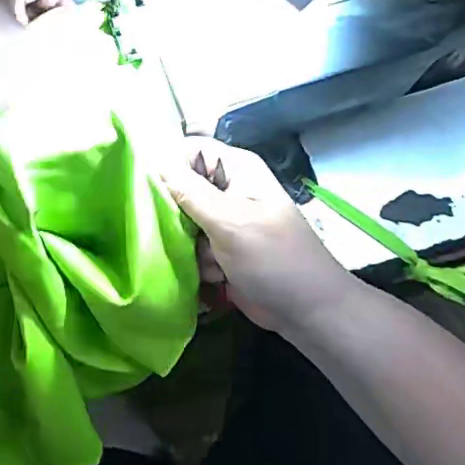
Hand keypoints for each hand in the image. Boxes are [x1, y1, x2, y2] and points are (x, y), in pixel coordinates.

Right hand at [157, 137, 358, 333]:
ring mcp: (224, 220)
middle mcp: (228, 189)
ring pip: (182, 221)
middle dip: (177, 214)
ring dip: (189, 244)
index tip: (155, 192)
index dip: (170, 167)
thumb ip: (190, 192)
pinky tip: (216, 277)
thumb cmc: (275, 260)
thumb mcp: (230, 222)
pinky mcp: (221, 248)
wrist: (310, 314)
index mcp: (237, 169)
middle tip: (186, 234)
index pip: (189, 150)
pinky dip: (198, 262)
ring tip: (212, 262)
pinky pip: (191, 246)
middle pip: (180, 187)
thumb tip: (154, 162)